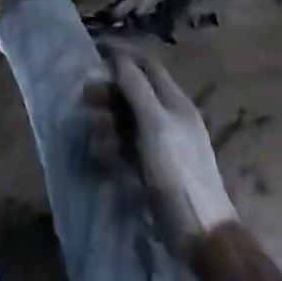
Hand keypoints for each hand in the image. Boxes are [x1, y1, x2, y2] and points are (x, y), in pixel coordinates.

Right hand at [104, 43, 236, 241]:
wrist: (198, 230)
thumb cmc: (176, 170)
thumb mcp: (155, 123)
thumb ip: (136, 87)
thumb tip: (119, 57)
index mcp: (175, 102)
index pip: (147, 64)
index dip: (121, 54)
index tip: (92, 50)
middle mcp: (169, 117)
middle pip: (135, 89)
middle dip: (108, 87)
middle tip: (83, 95)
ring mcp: (162, 142)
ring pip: (128, 116)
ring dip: (106, 115)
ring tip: (86, 123)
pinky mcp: (153, 164)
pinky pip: (127, 142)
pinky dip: (111, 140)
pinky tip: (98, 150)